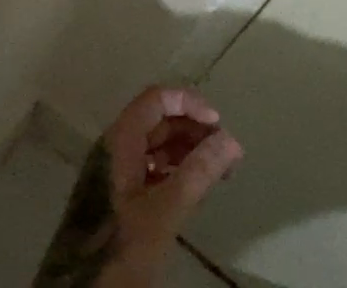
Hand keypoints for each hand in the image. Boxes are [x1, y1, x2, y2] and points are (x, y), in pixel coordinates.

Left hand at [34, 87, 242, 286]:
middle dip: (194, 129)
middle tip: (228, 155)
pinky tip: (194, 189)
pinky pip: (150, 167)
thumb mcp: (164, 212)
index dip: (189, 103)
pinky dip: (175, 170)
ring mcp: (114, 171)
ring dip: (188, 150)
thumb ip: (198, 173)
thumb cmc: (120, 247)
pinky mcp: (118, 194)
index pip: (156, 99)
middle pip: (158, 120)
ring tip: (219, 172)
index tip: (219, 126)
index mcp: (119, 141)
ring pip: (156, 145)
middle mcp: (114, 147)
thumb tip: (231, 140)